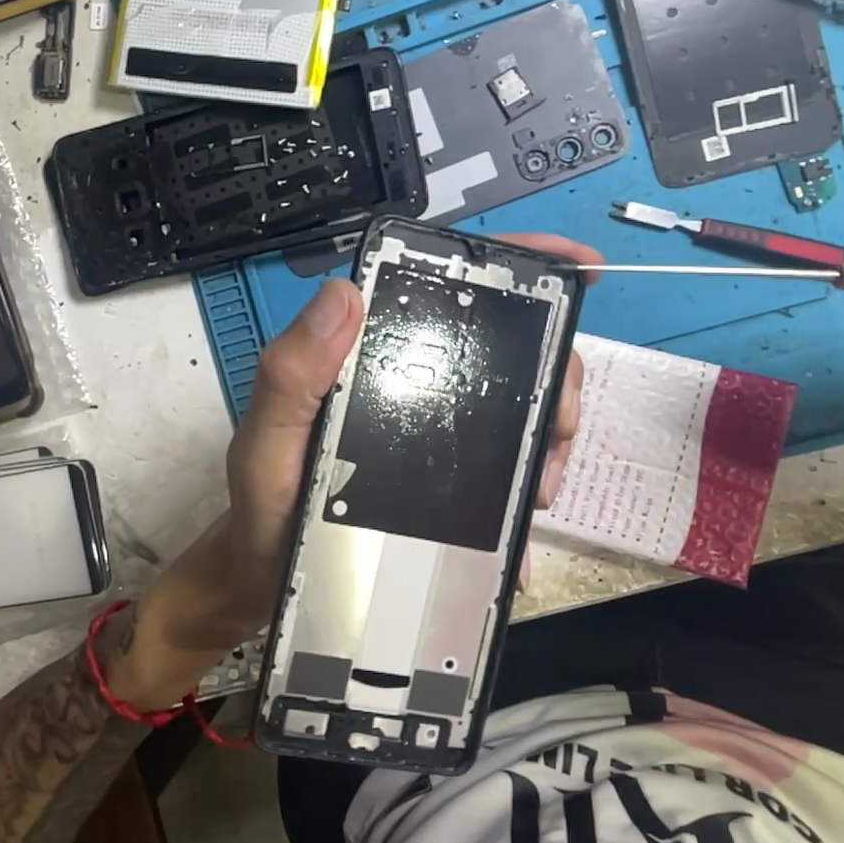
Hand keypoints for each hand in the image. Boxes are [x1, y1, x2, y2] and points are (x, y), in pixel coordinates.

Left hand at [109, 234, 602, 706]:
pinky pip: (507, 460)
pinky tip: (527, 515)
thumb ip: (290, 374)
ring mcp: (430, 424)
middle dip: (553, 371)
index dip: (511, 262)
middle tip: (559, 426)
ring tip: (538, 486)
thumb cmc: (263, 508)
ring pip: (518, 400)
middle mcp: (405, 375)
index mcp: (363, 351)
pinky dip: (530, 479)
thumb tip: (344, 291)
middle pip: (502, 343)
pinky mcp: (446, 471)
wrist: (270, 580)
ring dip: (551, 431)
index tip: (579, 267)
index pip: (437, 284)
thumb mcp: (266, 442)